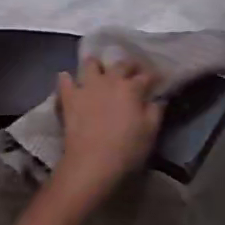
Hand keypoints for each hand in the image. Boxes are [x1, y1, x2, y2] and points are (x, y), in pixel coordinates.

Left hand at [49, 57, 163, 209]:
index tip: (159, 77)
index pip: (146, 76)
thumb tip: (158, 99)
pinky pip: (65, 79)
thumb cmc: (127, 148)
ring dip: (97, 65)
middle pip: (121, 64)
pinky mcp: (69, 95)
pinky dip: (67, 78)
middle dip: (130, 65)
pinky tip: (69, 81)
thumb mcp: (150, 132)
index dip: (154, 76)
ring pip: (91, 64)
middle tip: (133, 70)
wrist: (93, 160)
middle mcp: (109, 80)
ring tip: (99, 70)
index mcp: (131, 88)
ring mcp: (86, 85)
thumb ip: (155, 111)